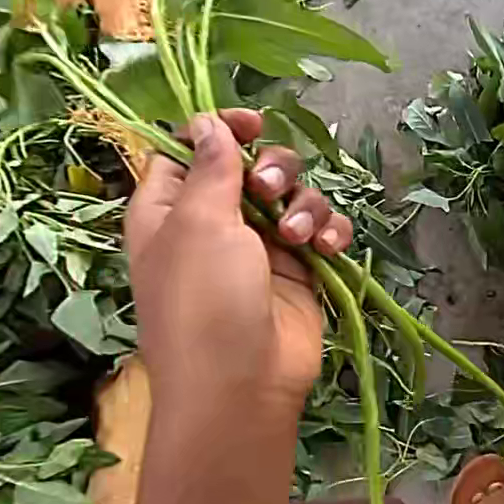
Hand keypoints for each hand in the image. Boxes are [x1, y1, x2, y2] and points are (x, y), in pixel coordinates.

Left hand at [124, 110, 354, 414]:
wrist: (245, 382)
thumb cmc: (205, 300)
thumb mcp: (199, 224)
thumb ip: (211, 167)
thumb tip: (208, 122)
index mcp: (173, 208)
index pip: (191, 150)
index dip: (220, 129)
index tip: (253, 122)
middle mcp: (218, 223)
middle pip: (253, 167)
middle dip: (273, 169)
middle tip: (271, 191)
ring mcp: (263, 248)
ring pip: (296, 197)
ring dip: (305, 207)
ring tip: (299, 240)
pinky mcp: (301, 269)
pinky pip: (323, 231)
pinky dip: (330, 233)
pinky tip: (326, 250)